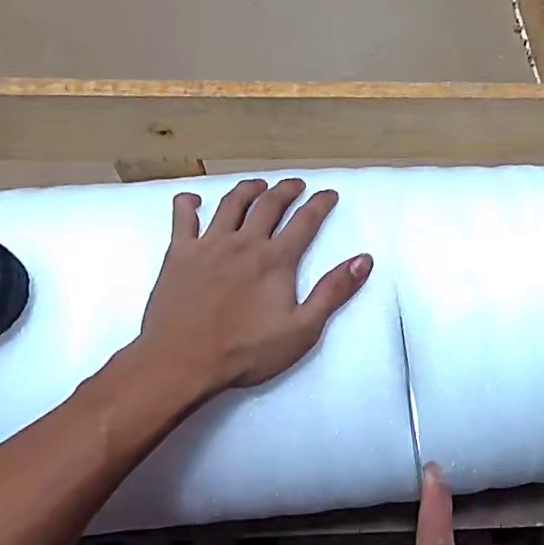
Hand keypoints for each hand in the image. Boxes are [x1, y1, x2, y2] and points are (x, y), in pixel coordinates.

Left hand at [138, 177, 371, 394]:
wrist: (183, 359)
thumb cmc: (246, 351)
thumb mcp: (302, 329)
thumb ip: (333, 292)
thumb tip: (363, 260)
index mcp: (275, 260)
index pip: (305, 221)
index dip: (320, 204)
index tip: (329, 193)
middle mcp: (244, 243)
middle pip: (269, 205)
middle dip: (286, 190)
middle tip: (296, 184)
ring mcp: (209, 244)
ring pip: (230, 204)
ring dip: (247, 190)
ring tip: (257, 185)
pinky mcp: (179, 253)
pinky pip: (183, 217)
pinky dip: (188, 203)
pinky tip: (192, 199)